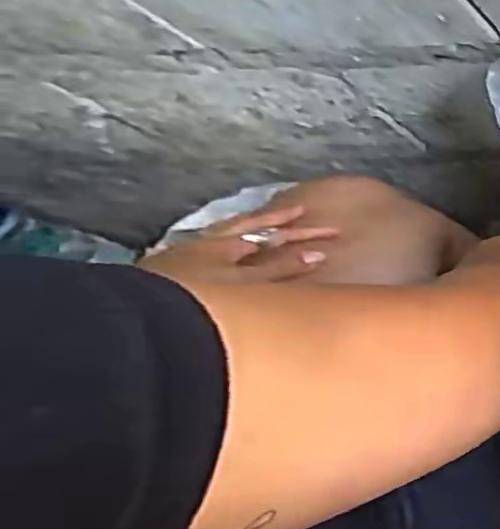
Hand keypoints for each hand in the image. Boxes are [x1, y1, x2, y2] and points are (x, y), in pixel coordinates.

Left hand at [139, 205, 338, 284]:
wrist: (136, 313)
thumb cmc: (198, 294)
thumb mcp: (248, 282)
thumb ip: (282, 267)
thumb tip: (320, 254)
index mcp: (228, 244)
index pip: (274, 234)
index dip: (303, 234)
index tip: (333, 233)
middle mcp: (208, 242)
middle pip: (249, 227)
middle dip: (278, 222)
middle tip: (302, 214)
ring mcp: (185, 252)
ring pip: (224, 231)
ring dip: (247, 225)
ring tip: (265, 221)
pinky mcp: (169, 265)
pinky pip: (208, 243)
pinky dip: (225, 239)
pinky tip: (226, 242)